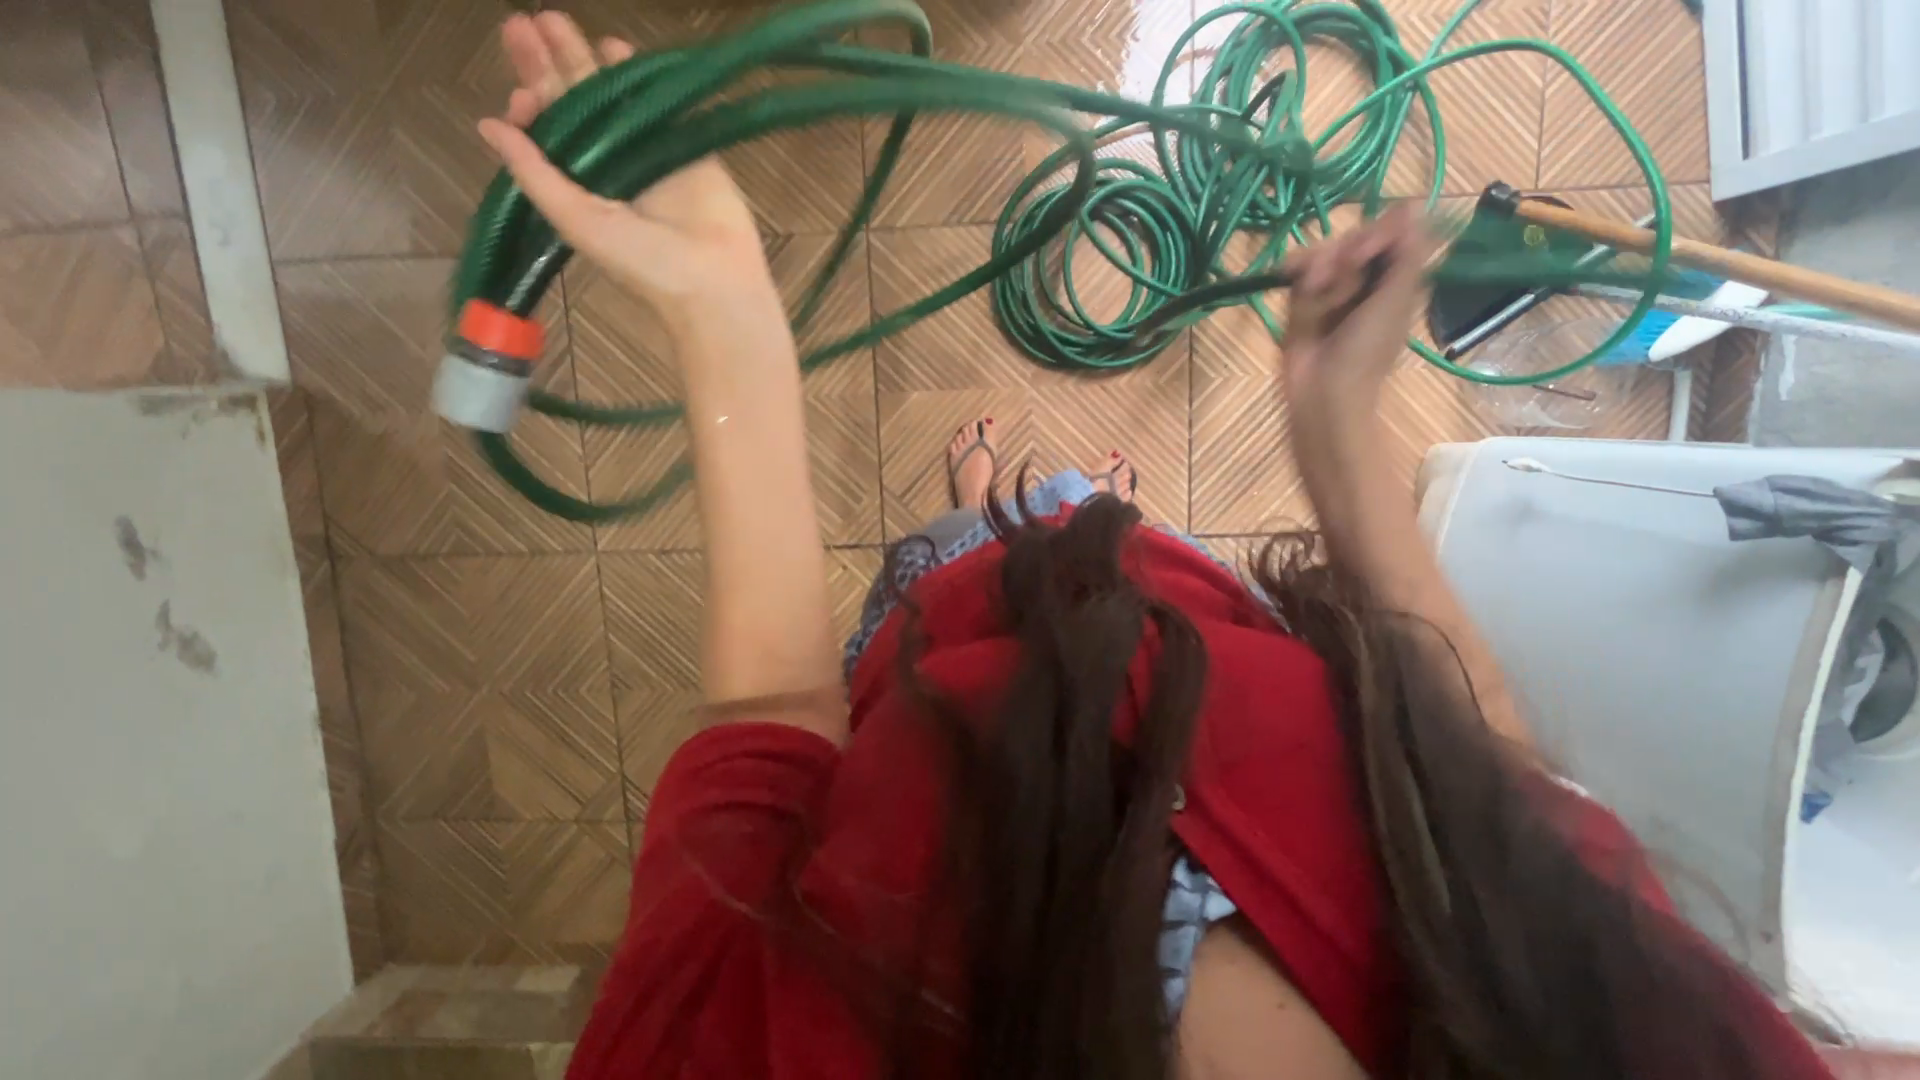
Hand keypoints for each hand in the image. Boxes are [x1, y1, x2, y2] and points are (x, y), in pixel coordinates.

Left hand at [478, 12, 768, 313]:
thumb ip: (535, 175)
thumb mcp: (579, 222)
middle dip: (547, 66)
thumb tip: (488, 125)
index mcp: (582, 190)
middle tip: (520, 23)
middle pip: (574, 106)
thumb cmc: (645, 263)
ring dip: (586, 60)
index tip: (521, 95)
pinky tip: (617, 47)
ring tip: (556, 19)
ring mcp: (650, 154)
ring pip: (612, 97)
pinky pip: (659, 103)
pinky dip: (639, 74)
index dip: (530, 108)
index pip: (548, 137)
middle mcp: (612, 167)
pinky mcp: (687, 146)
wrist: (714, 281)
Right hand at [1280, 204, 1440, 427]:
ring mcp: (1331, 289)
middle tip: (1341, 273)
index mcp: (1396, 278)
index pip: (1392, 232)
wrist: (1322, 391)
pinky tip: (1293, 278)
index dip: (1379, 232)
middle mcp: (1365, 279)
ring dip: (1320, 265)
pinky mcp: (1301, 299)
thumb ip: (1407, 250)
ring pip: (1325, 250)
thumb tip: (1412, 202)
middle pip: (1356, 237)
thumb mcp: (1397, 298)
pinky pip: (1298, 268)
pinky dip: (1296, 270)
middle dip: (1346, 251)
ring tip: (1315, 288)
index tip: (1369, 249)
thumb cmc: (1366, 351)